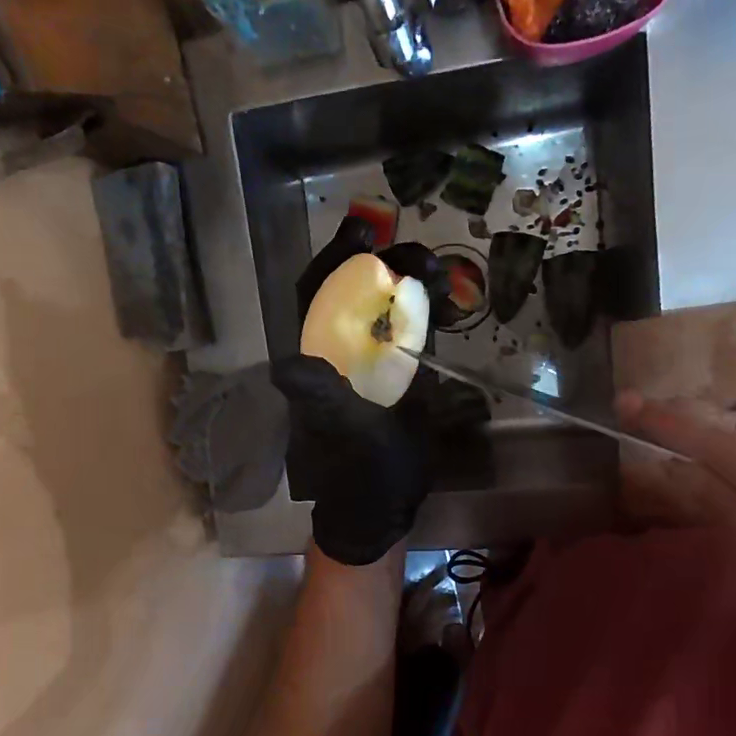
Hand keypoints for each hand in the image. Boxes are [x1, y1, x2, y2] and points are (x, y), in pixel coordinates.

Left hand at [274, 217, 487, 564]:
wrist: (384, 504)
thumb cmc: (359, 471)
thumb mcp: (342, 433)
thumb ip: (322, 398)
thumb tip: (285, 364)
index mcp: (318, 357)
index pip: (316, 294)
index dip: (333, 260)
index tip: (363, 232)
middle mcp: (341, 350)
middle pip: (357, 291)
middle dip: (387, 267)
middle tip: (424, 258)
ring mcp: (372, 359)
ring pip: (387, 307)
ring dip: (412, 285)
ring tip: (441, 274)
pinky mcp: (400, 373)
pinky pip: (412, 330)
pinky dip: (429, 311)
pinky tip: (449, 304)